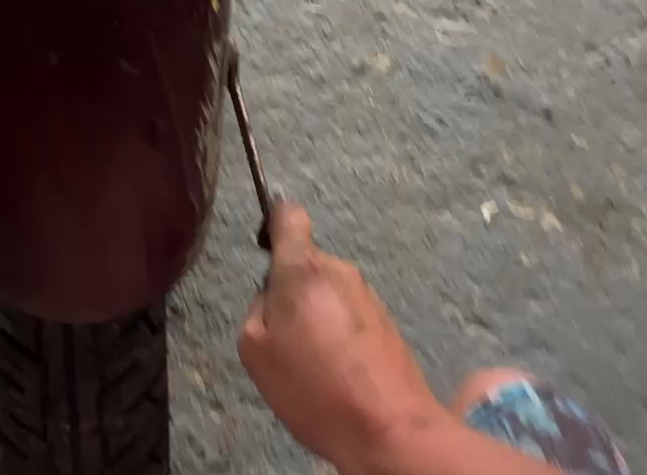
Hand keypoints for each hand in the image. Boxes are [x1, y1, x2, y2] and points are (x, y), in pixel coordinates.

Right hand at [238, 204, 451, 470]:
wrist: (391, 430)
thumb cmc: (314, 387)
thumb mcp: (255, 350)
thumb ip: (256, 308)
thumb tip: (272, 296)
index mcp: (302, 268)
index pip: (288, 215)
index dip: (274, 226)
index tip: (268, 254)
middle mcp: (338, 269)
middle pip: (306, 263)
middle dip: (293, 290)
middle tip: (287, 336)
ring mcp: (367, 294)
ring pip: (328, 291)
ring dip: (317, 315)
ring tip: (316, 363)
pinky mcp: (386, 321)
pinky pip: (349, 315)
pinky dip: (339, 335)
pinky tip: (339, 373)